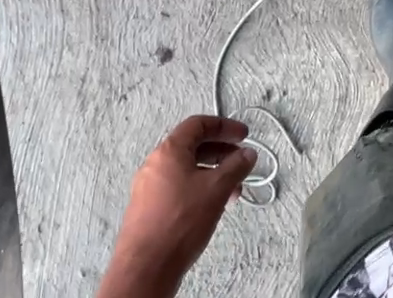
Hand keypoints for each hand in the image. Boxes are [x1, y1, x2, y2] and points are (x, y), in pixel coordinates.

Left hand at [98, 116, 257, 297]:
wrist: (146, 269)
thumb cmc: (176, 225)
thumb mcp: (217, 188)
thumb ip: (236, 165)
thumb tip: (247, 154)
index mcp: (168, 151)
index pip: (198, 124)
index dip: (224, 126)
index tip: (241, 134)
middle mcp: (154, 165)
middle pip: (193, 146)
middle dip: (221, 152)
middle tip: (240, 159)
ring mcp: (148, 189)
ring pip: (186, 170)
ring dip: (212, 173)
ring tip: (231, 189)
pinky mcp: (148, 210)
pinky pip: (177, 188)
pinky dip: (198, 189)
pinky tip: (212, 206)